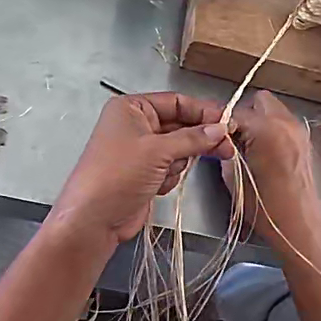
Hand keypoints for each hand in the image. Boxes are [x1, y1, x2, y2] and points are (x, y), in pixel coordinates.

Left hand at [51, 92, 234, 245]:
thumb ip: (193, 138)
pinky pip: (171, 167)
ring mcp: (140, 151)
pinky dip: (170, 176)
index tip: (227, 122)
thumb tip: (220, 129)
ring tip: (166, 173)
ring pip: (179, 149)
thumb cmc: (116, 176)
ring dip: (179, 162)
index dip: (203, 112)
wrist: (94, 219)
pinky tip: (158, 185)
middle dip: (198, 139)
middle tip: (225, 147)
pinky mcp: (145, 173)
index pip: (176, 102)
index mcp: (131, 109)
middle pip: (180, 125)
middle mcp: (135, 125)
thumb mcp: (158, 150)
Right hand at [219, 92, 320, 264]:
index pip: (236, 112)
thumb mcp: (235, 177)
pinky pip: (283, 123)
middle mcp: (286, 124)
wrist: (300, 224)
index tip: (213, 135)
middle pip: (259, 101)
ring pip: (273, 109)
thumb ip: (227, 149)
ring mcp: (299, 131)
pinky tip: (263, 152)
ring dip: (259, 121)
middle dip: (244, 114)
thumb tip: (223, 138)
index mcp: (267, 130)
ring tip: (249, 146)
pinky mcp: (304, 141)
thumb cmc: (267, 207)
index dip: (221, 123)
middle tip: (234, 137)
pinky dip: (271, 129)